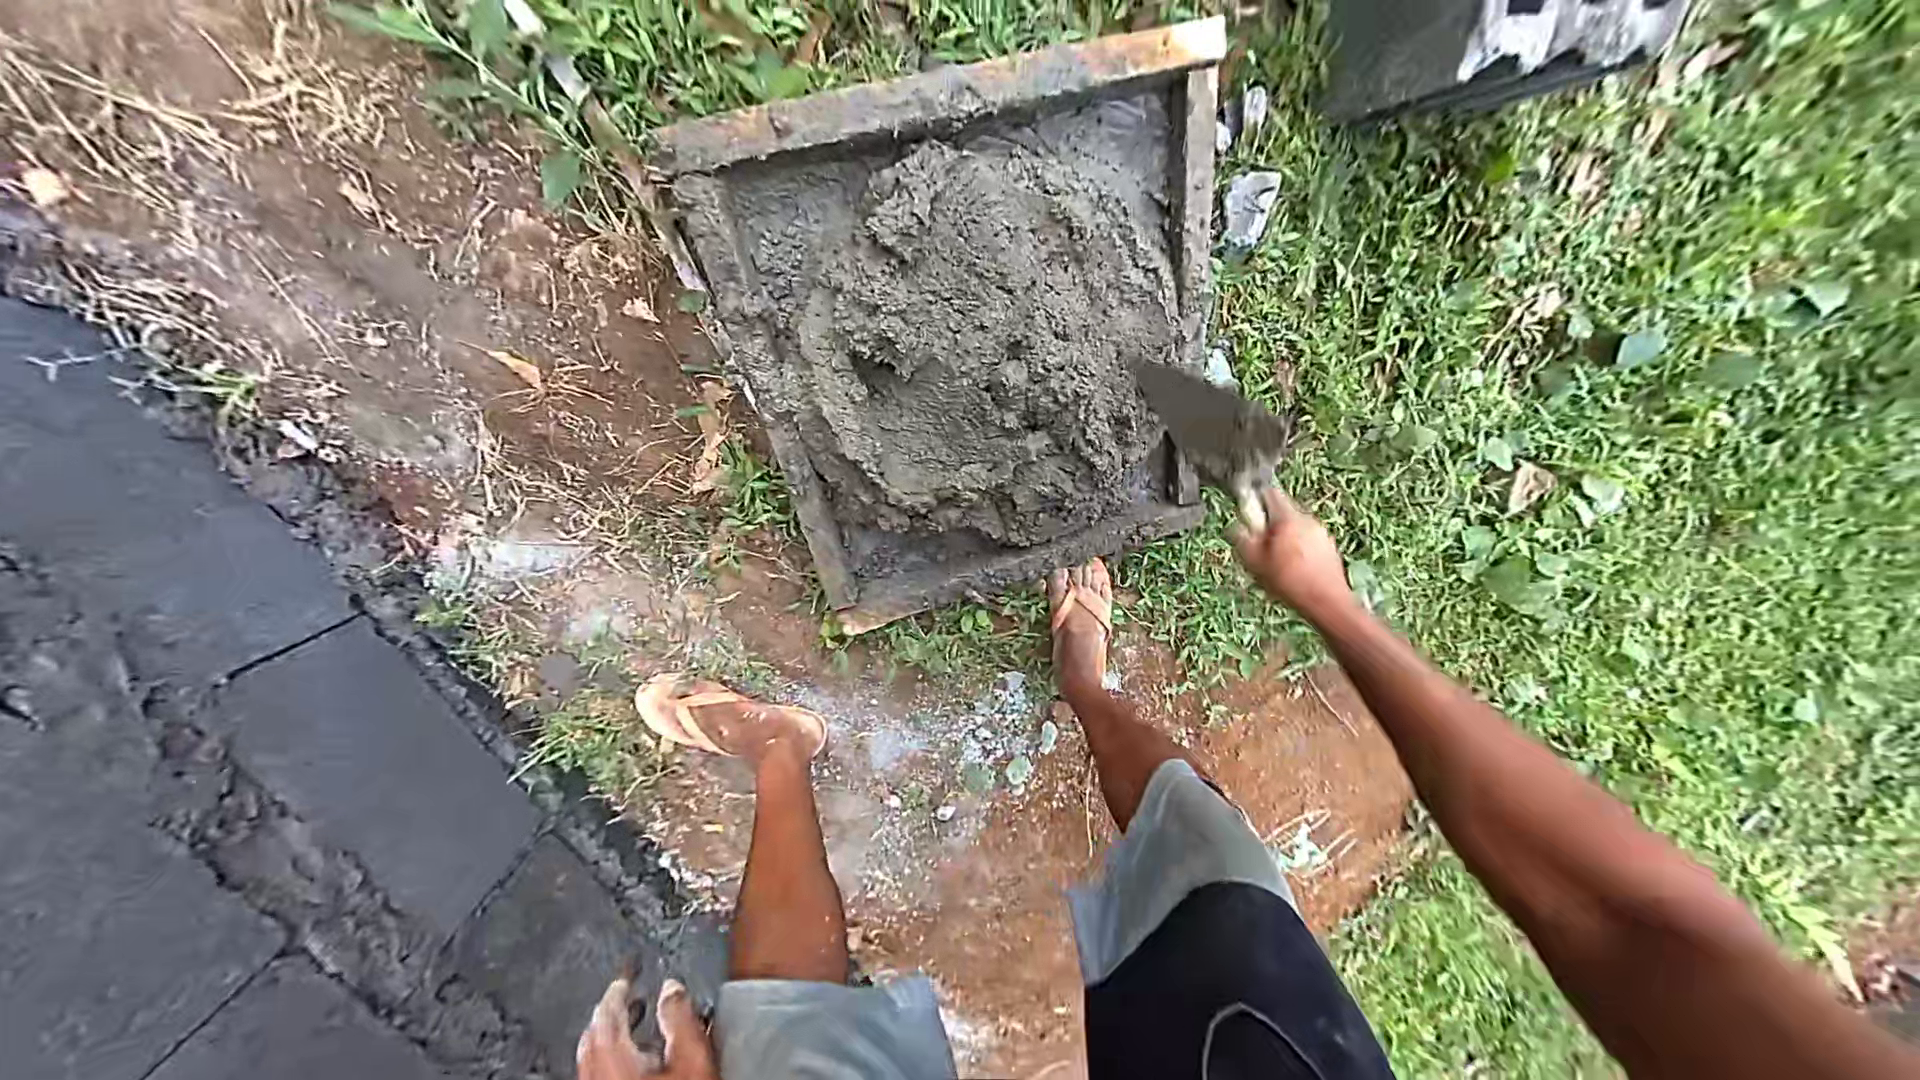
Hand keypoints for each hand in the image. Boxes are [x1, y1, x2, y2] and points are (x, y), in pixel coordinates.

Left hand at [577, 978, 716, 1079]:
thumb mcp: (691, 1056)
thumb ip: (680, 1016)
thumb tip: (670, 987)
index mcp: (612, 1060)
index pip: (606, 1014)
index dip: (618, 989)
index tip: (628, 974)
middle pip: (592, 1039)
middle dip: (610, 1013)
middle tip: (630, 994)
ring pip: (593, 1061)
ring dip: (612, 1036)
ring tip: (637, 1022)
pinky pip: (599, 1078)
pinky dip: (614, 1059)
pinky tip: (637, 1061)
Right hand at [1229, 488, 1356, 622]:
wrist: (1325, 602)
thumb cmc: (1289, 582)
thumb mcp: (1253, 560)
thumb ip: (1241, 537)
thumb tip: (1236, 526)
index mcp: (1287, 518)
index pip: (1269, 493)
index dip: (1254, 500)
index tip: (1247, 513)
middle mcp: (1308, 520)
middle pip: (1282, 512)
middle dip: (1268, 526)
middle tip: (1259, 546)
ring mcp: (1321, 533)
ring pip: (1295, 528)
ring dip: (1283, 539)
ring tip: (1275, 562)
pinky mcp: (1329, 547)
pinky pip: (1307, 540)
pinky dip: (1297, 549)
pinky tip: (1292, 570)